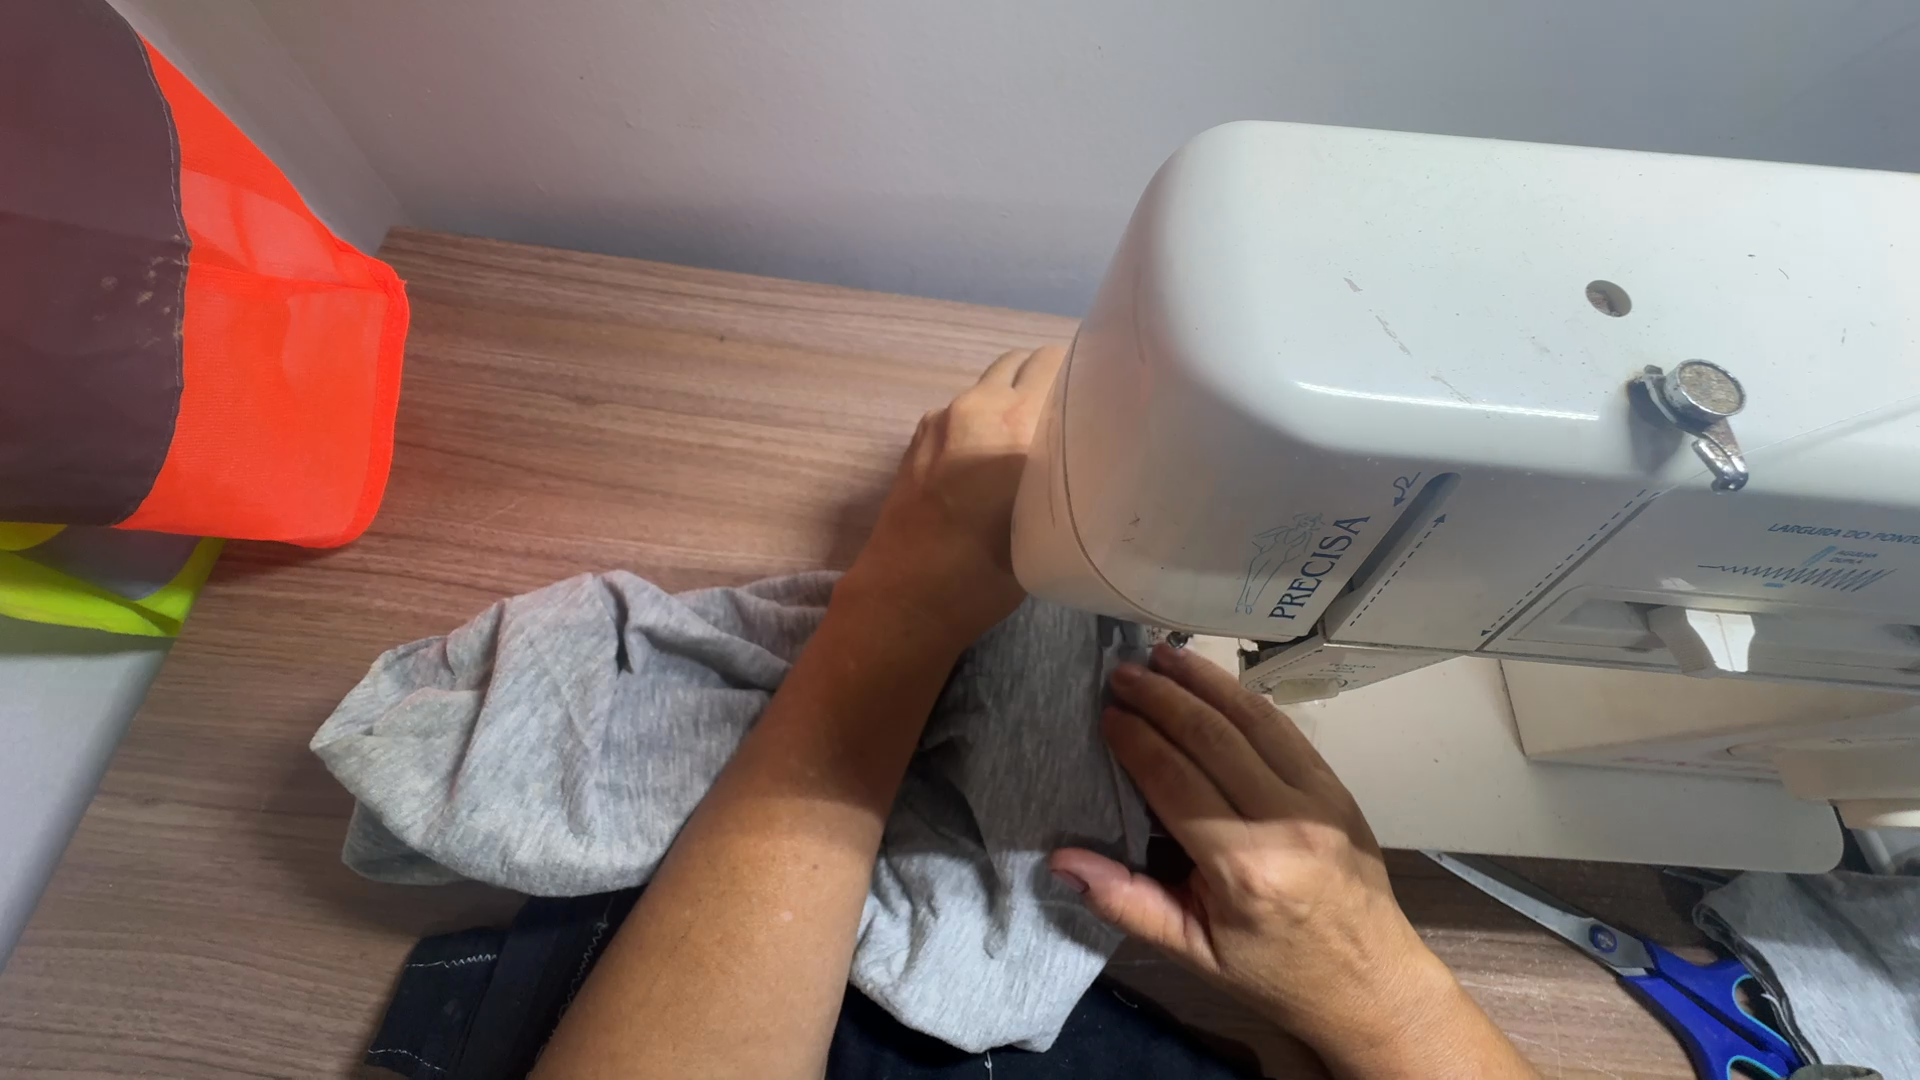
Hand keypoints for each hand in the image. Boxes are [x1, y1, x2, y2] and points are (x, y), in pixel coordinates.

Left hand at [839, 345, 1066, 653]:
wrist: (905, 596)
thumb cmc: (984, 574)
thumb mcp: (1046, 526)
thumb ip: (1062, 475)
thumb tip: (1076, 452)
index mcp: (1015, 423)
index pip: (1053, 361)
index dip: (1077, 373)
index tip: (1092, 396)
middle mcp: (975, 407)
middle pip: (1016, 364)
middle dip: (1041, 380)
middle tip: (1062, 416)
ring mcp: (939, 419)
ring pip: (986, 386)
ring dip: (1008, 400)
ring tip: (1024, 442)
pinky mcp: (916, 438)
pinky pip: (960, 411)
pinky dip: (980, 420)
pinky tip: (986, 461)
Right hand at [1051, 644, 1530, 1077]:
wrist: (1373, 985)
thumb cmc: (1272, 971)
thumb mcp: (1192, 953)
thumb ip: (1125, 902)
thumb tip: (1060, 860)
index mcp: (1245, 867)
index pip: (1176, 779)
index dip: (1136, 740)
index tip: (1106, 713)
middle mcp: (1286, 821)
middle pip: (1211, 736)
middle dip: (1160, 697)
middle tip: (1121, 672)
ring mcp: (1319, 798)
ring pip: (1251, 719)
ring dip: (1202, 680)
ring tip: (1161, 653)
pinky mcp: (1336, 787)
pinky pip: (1283, 727)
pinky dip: (1241, 696)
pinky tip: (1211, 678)